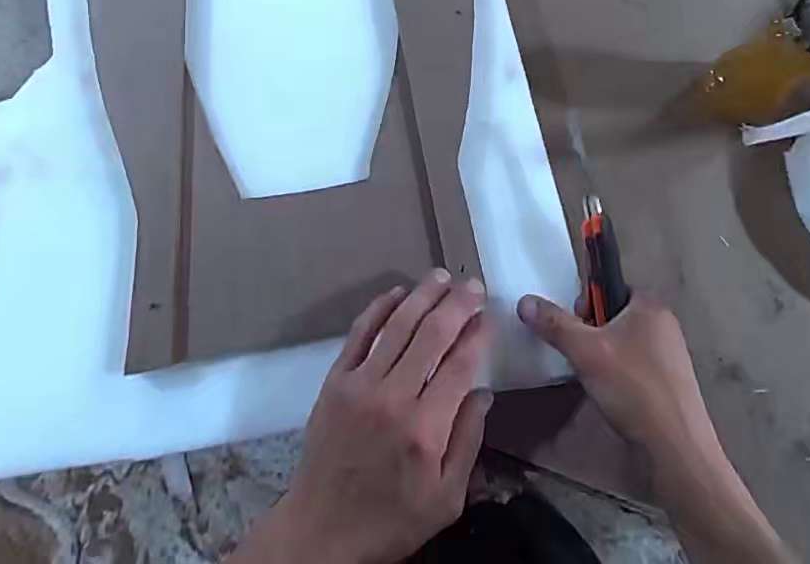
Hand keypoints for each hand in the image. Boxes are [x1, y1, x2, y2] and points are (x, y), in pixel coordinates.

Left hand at [232, 269, 494, 563]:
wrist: (321, 532)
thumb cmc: (390, 518)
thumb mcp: (445, 499)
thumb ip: (468, 442)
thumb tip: (483, 393)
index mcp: (426, 429)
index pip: (460, 365)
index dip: (478, 335)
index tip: (488, 317)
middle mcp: (394, 398)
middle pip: (432, 334)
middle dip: (457, 304)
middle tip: (473, 285)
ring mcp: (360, 385)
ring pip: (398, 325)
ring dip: (423, 296)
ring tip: (441, 277)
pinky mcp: (335, 381)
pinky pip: (359, 333)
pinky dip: (379, 308)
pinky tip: (398, 293)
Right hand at [516, 293, 717, 463]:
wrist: (676, 449)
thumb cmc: (632, 387)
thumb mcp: (585, 351)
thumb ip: (554, 324)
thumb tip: (525, 301)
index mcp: (650, 306)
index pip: (610, 286)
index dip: (587, 302)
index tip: (577, 326)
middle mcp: (664, 325)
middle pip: (615, 315)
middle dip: (593, 333)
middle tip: (583, 355)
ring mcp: (671, 356)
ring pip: (624, 343)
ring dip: (604, 356)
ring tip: (595, 379)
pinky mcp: (671, 384)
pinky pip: (636, 367)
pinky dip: (620, 375)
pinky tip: (612, 396)